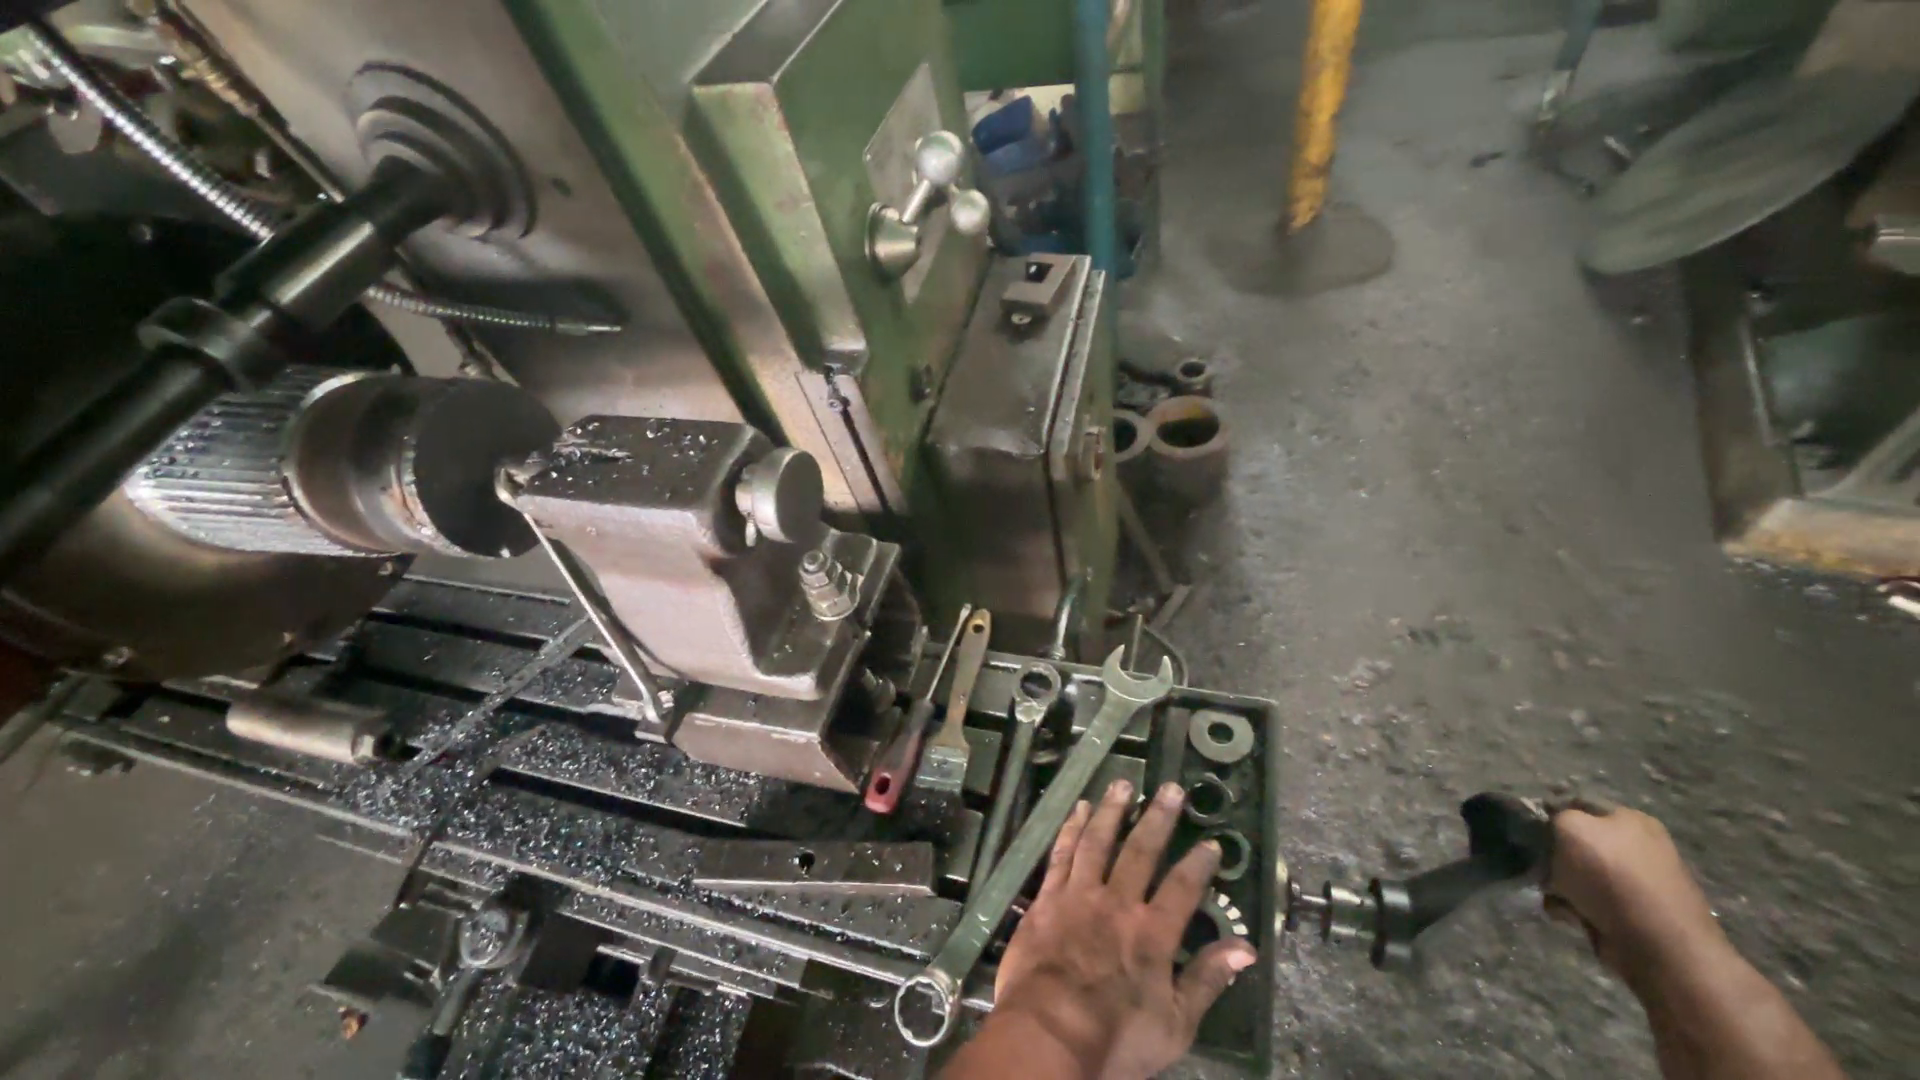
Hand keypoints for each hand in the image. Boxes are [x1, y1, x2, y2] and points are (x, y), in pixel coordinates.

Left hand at [994, 778, 1258, 1079]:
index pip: (1182, 888)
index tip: (1211, 843)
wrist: (1046, 1036)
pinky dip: (1071, 829)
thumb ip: (1207, 981)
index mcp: (1152, 934)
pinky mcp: (1046, 899)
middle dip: (1158, 818)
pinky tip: (1078, 810)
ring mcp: (1078, 896)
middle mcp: (1117, 903)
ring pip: (1097, 841)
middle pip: (1140, 851)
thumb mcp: (1174, 1025)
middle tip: (1170, 789)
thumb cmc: (1114, 1038)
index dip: (1199, 864)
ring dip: (1112, 810)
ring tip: (1123, 784)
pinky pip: (1061, 854)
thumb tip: (1245, 949)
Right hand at [1546, 804, 1726, 988]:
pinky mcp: (1633, 914)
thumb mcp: (1572, 827)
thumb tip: (1550, 825)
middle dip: (1554, 855)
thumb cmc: (1612, 876)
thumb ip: (1555, 815)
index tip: (1529, 831)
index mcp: (1631, 819)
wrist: (1657, 944)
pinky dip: (1573, 908)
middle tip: (1540, 866)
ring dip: (1560, 884)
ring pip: (1579, 874)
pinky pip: (1589, 902)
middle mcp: (1638, 847)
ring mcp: (1638, 883)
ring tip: (1553, 895)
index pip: (1579, 804)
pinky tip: (1567, 915)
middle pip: (1578, 842)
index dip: (1550, 814)